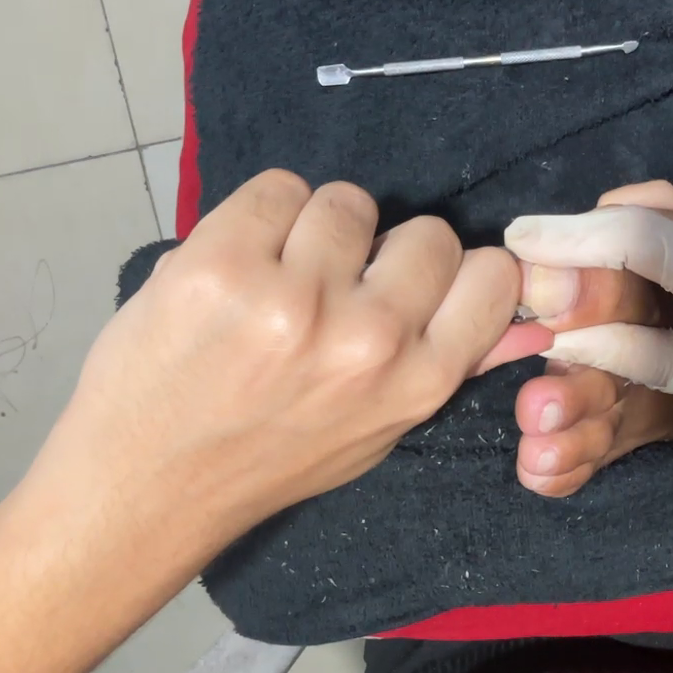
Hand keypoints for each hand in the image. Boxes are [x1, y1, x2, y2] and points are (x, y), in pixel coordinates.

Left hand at [32, 169, 549, 545]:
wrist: (147, 485)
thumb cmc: (274, 461)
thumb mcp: (381, 431)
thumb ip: (444, 367)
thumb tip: (525, 322)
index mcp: (418, 382)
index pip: (493, 277)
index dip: (463, 270)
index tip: (425, 281)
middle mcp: (370, 338)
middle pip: (429, 232)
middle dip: (389, 252)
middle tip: (342, 285)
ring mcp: (294, 298)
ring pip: (350, 201)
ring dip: (320, 230)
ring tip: (282, 275)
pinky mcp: (219, 263)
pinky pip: (278, 187)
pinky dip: (264, 215)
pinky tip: (241, 261)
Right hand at [505, 181, 672, 508]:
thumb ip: (631, 351)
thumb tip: (558, 334)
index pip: (638, 235)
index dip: (572, 235)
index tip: (518, 240)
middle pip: (644, 208)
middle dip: (583, 230)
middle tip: (537, 262)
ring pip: (660, 208)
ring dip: (609, 229)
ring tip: (570, 269)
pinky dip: (637, 236)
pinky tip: (617, 269)